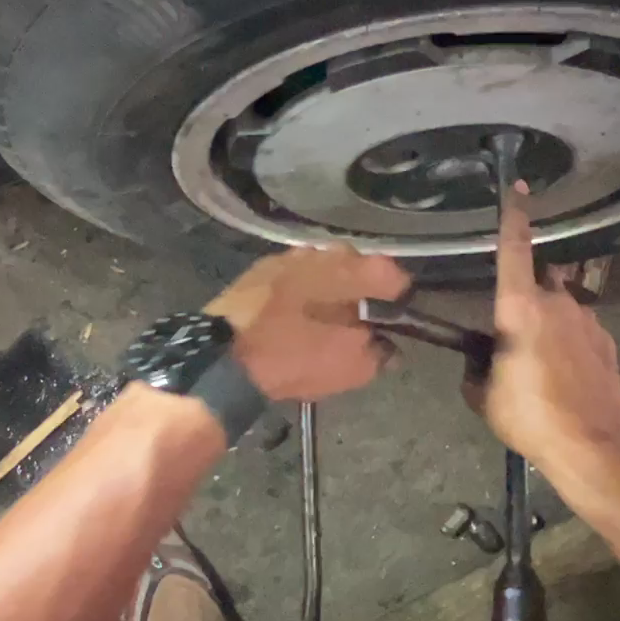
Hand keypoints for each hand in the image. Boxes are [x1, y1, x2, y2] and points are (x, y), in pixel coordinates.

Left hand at [207, 244, 410, 401]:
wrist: (219, 358)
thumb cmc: (290, 357)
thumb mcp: (346, 367)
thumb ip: (375, 355)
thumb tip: (386, 349)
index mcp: (346, 270)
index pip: (386, 270)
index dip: (397, 290)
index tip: (400, 307)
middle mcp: (316, 254)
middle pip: (351, 262)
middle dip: (362, 284)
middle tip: (365, 312)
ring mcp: (282, 259)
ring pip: (319, 266)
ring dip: (329, 285)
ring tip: (330, 313)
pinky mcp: (255, 273)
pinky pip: (292, 276)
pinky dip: (302, 291)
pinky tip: (298, 313)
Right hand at [467, 183, 619, 475]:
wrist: (590, 443)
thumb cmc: (529, 415)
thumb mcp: (484, 397)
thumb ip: (475, 371)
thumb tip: (478, 365)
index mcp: (519, 308)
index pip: (514, 250)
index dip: (513, 217)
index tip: (517, 189)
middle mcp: (556, 302)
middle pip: (535, 287)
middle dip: (523, 305)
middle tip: (512, 342)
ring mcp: (587, 319)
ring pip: (559, 310)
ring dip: (547, 327)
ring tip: (540, 366)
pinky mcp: (606, 340)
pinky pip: (579, 331)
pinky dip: (569, 344)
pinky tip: (565, 375)